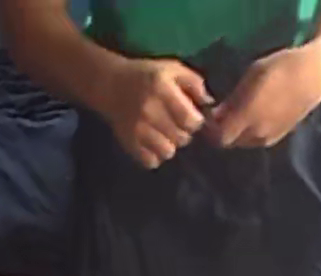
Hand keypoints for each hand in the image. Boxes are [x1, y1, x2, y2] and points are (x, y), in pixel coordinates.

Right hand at [94, 57, 210, 168]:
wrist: (112, 85)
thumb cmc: (147, 76)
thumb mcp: (171, 69)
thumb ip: (193, 82)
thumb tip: (209, 102)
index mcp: (162, 88)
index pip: (191, 120)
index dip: (195, 122)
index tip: (190, 117)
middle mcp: (150, 110)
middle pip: (181, 139)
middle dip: (183, 134)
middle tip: (175, 125)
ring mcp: (138, 129)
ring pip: (168, 152)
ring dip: (170, 146)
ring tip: (164, 135)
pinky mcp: (130, 144)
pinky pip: (152, 162)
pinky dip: (155, 156)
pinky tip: (152, 143)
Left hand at [208, 44, 320, 148]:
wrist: (313, 77)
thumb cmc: (280, 69)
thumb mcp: (251, 77)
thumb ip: (232, 101)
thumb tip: (214, 116)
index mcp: (247, 118)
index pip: (219, 138)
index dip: (211, 132)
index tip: (209, 119)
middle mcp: (255, 135)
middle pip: (230, 142)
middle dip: (223, 132)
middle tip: (222, 117)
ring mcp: (267, 139)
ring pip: (243, 143)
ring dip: (237, 133)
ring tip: (239, 116)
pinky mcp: (276, 140)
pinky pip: (256, 141)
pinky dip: (250, 133)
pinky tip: (254, 118)